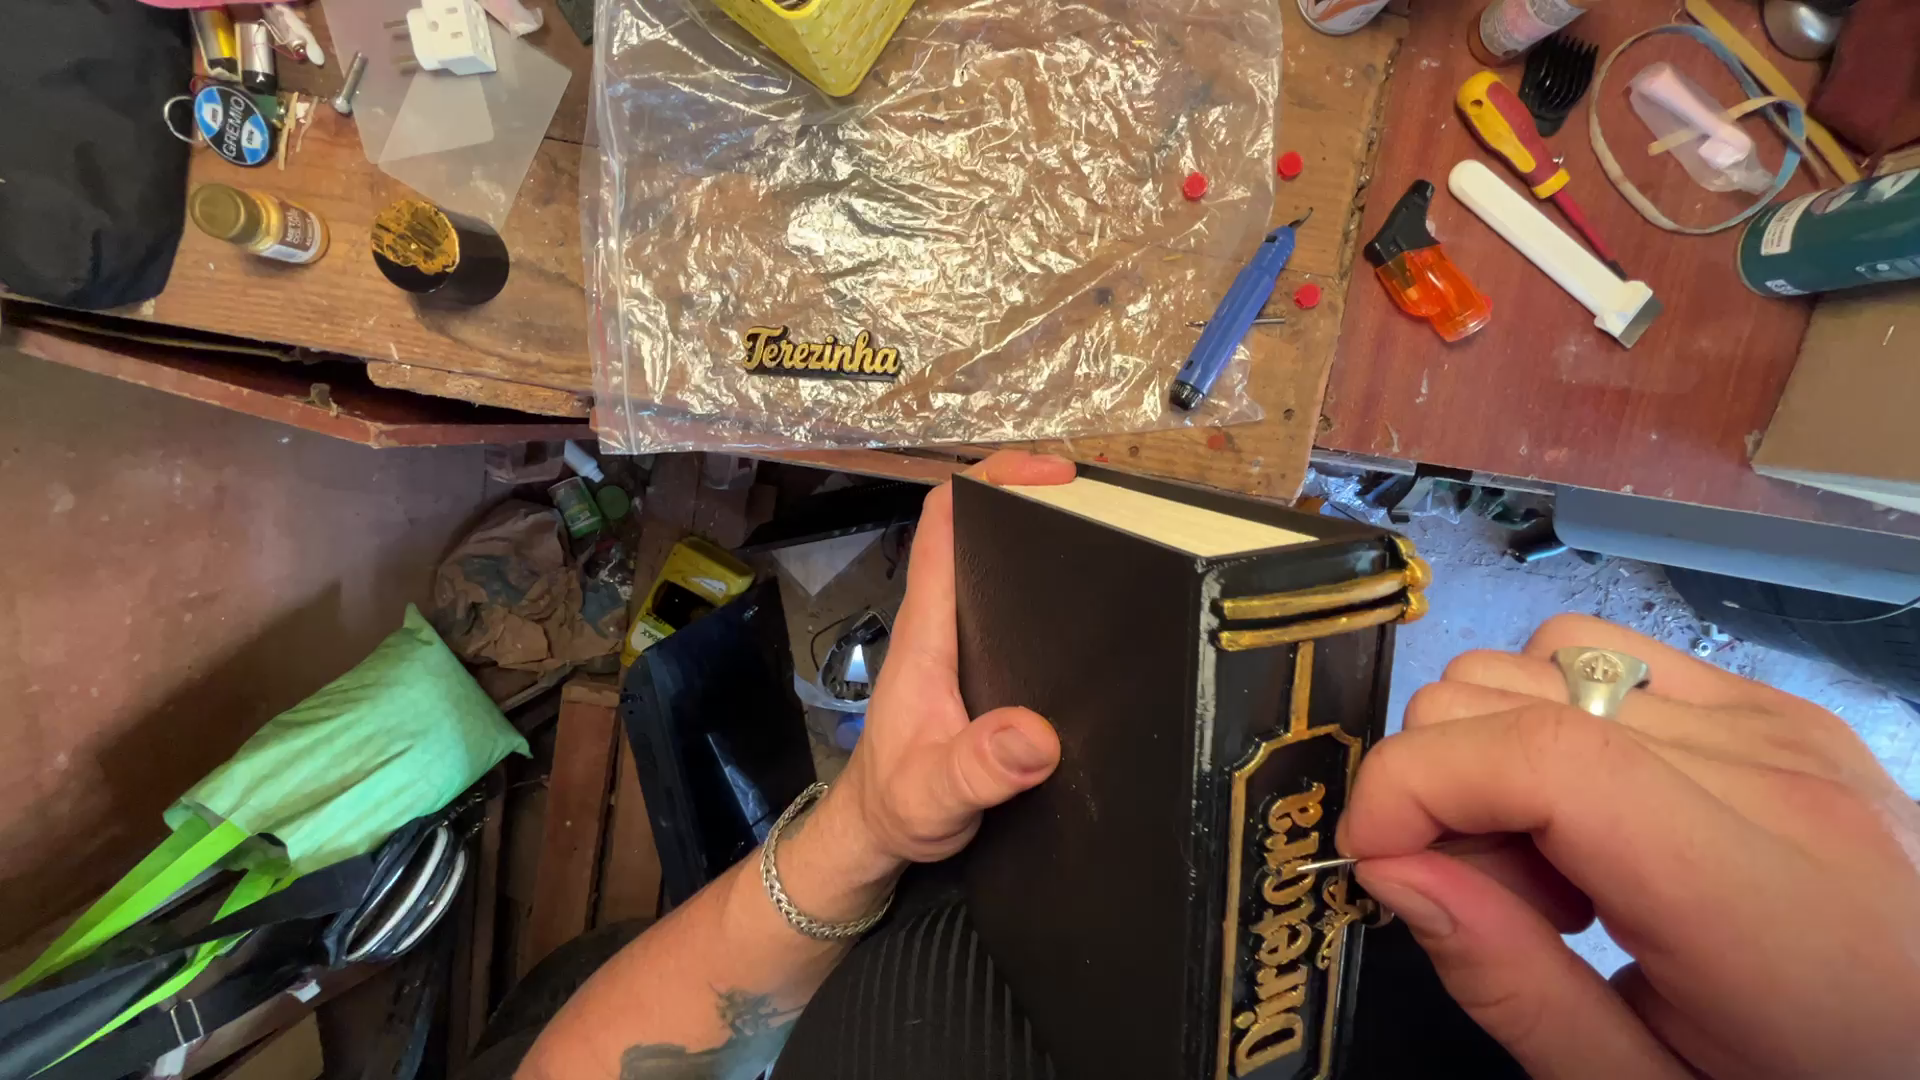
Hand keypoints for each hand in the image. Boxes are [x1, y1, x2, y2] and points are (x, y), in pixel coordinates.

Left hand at [813, 451, 1072, 875]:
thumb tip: (1037, 735)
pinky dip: (1042, 590)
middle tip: (1097, 498)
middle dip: (1026, 498)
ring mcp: (956, 642)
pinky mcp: (973, 665)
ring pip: (991, 567)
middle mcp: (940, 621)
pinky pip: (1008, 609)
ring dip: (1037, 541)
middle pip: (973, 531)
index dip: (990, 481)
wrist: (880, 827)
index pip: (943, 524)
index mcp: (927, 629)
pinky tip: (1084, 608)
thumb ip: (979, 767)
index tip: (1052, 476)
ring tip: (1104, 538)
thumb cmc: (897, 802)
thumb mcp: (936, 792)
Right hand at [1338, 614, 1919, 1079]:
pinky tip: (1576, 796)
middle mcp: (1773, 774)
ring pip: (1516, 662)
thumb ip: (1510, 990)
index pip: (1537, 760)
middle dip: (1437, 785)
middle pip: (1496, 695)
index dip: (1409, 783)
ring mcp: (1770, 720)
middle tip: (1486, 887)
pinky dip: (1528, 707)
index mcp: (1768, 899)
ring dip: (1478, 749)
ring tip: (1543, 852)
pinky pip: (1574, 649)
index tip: (1372, 855)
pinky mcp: (1757, 699)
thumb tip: (1391, 867)